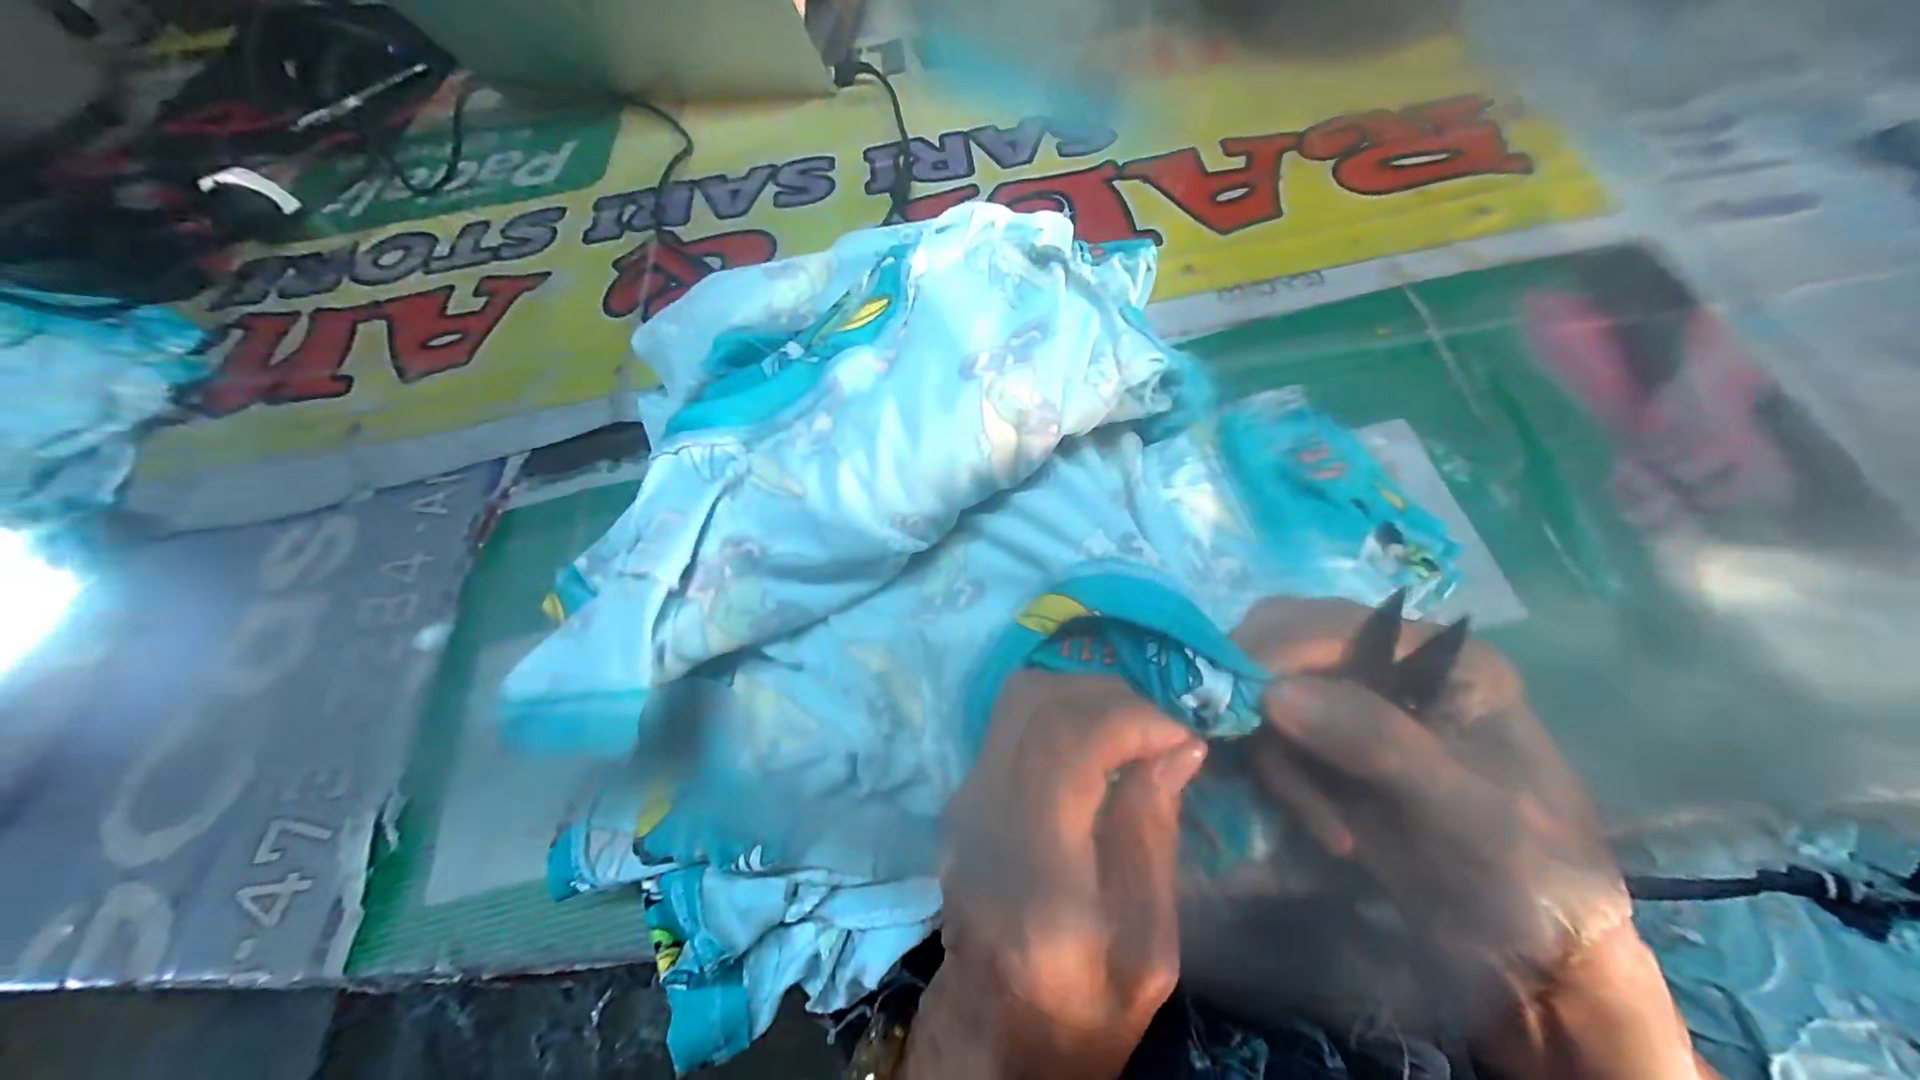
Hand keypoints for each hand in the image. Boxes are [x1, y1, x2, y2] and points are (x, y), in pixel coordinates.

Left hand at [904, 672, 1206, 1079]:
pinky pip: (1012, 721)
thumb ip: (1153, 838)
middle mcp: (982, 818)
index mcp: (1033, 872)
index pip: (1067, 744)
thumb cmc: (1081, 1011)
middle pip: (1036, 703)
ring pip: (1018, 699)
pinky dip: (1064, 711)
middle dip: (1111, 695)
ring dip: (1085, 695)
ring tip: (1136, 728)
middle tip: (1162, 725)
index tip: (1183, 734)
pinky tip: (1101, 739)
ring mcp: (962, 801)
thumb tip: (1179, 744)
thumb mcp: (1148, 954)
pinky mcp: (962, 795)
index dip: (1132, 718)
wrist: (991, 1034)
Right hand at [1233, 597, 1705, 1078]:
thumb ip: (1373, 739)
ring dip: (1277, 756)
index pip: (1333, 624)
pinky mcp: (1329, 745)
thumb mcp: (1462, 807)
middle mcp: (1392, 666)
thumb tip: (1271, 692)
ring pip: (1268, 692)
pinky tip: (1328, 830)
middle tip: (1236, 740)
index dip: (1273, 650)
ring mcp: (1356, 705)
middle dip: (1258, 693)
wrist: (1528, 952)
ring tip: (1326, 824)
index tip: (1228, 695)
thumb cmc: (1522, 873)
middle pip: (1287, 642)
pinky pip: (1273, 738)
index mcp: (1443, 658)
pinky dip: (1282, 781)